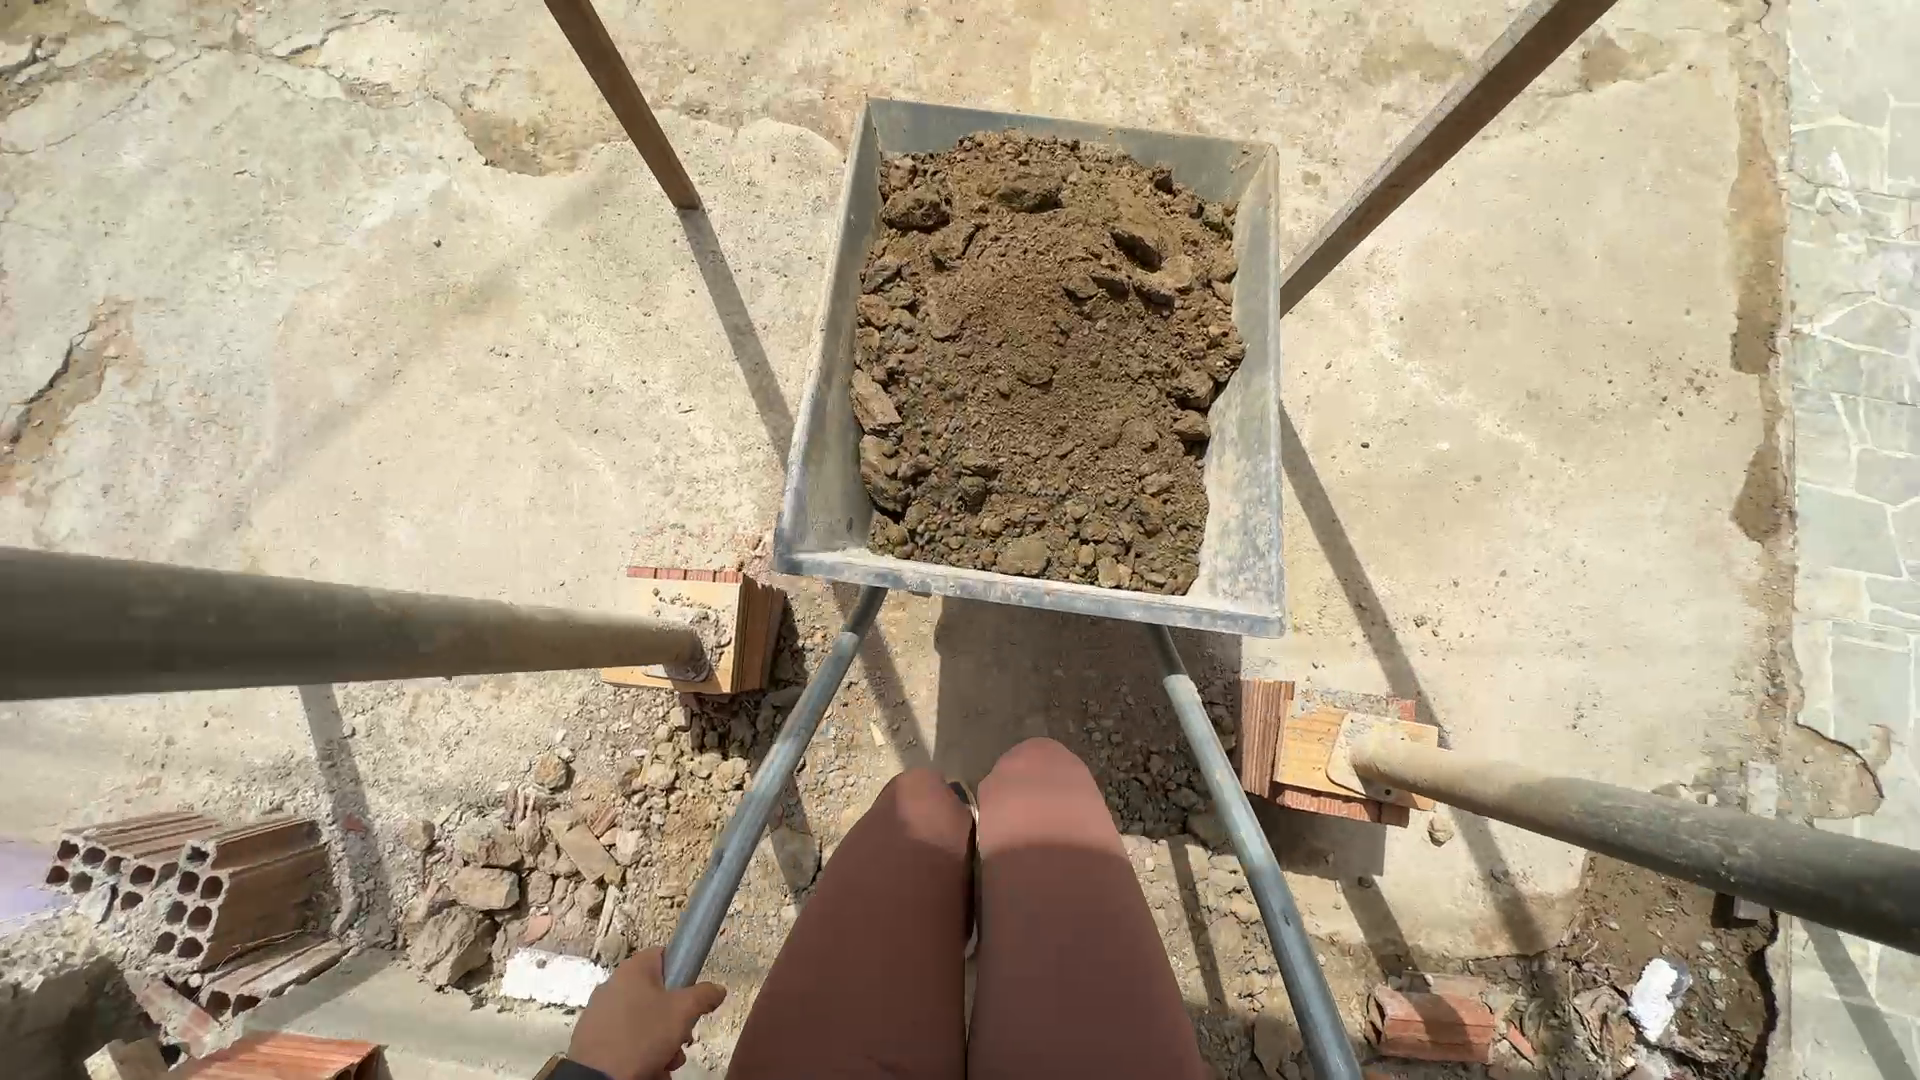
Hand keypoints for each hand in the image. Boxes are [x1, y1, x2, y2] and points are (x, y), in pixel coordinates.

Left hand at [569, 947, 726, 1079]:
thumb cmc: (643, 1035)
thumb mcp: (684, 1012)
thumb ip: (705, 995)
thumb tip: (718, 990)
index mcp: (633, 969)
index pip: (665, 955)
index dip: (682, 973)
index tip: (690, 999)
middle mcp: (613, 985)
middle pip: (656, 995)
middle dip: (674, 1021)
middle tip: (682, 1039)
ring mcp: (599, 1014)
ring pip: (642, 1022)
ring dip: (660, 1042)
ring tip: (666, 1062)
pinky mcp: (590, 1041)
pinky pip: (624, 1040)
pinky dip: (638, 1054)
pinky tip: (648, 1070)